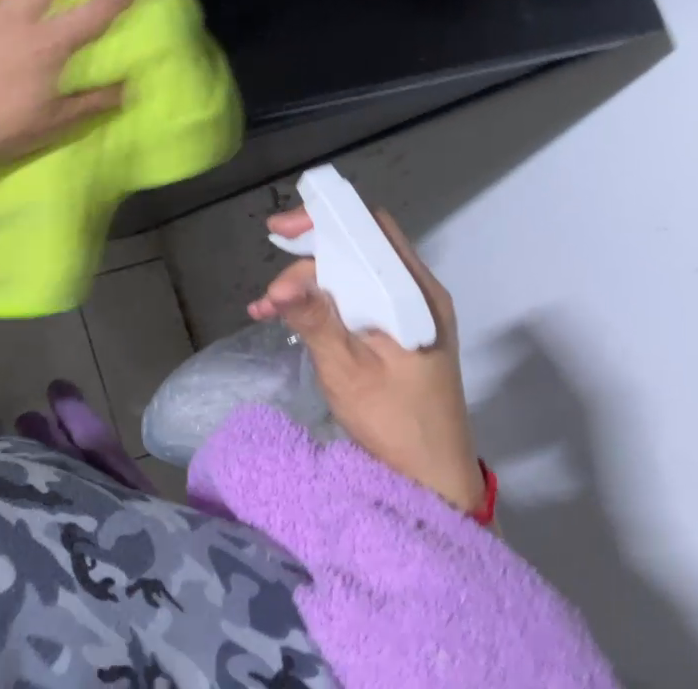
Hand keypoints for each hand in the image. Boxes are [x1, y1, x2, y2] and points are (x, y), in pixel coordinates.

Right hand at [247, 207, 485, 513]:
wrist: (431, 479)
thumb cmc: (396, 422)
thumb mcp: (349, 370)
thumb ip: (317, 321)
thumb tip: (281, 285)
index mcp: (415, 294)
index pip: (371, 229)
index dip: (327, 219)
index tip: (283, 230)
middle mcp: (414, 294)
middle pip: (357, 249)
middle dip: (307, 255)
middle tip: (270, 272)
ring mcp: (404, 314)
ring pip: (349, 274)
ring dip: (305, 283)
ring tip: (266, 306)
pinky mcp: (391, 333)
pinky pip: (350, 299)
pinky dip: (315, 302)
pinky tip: (279, 317)